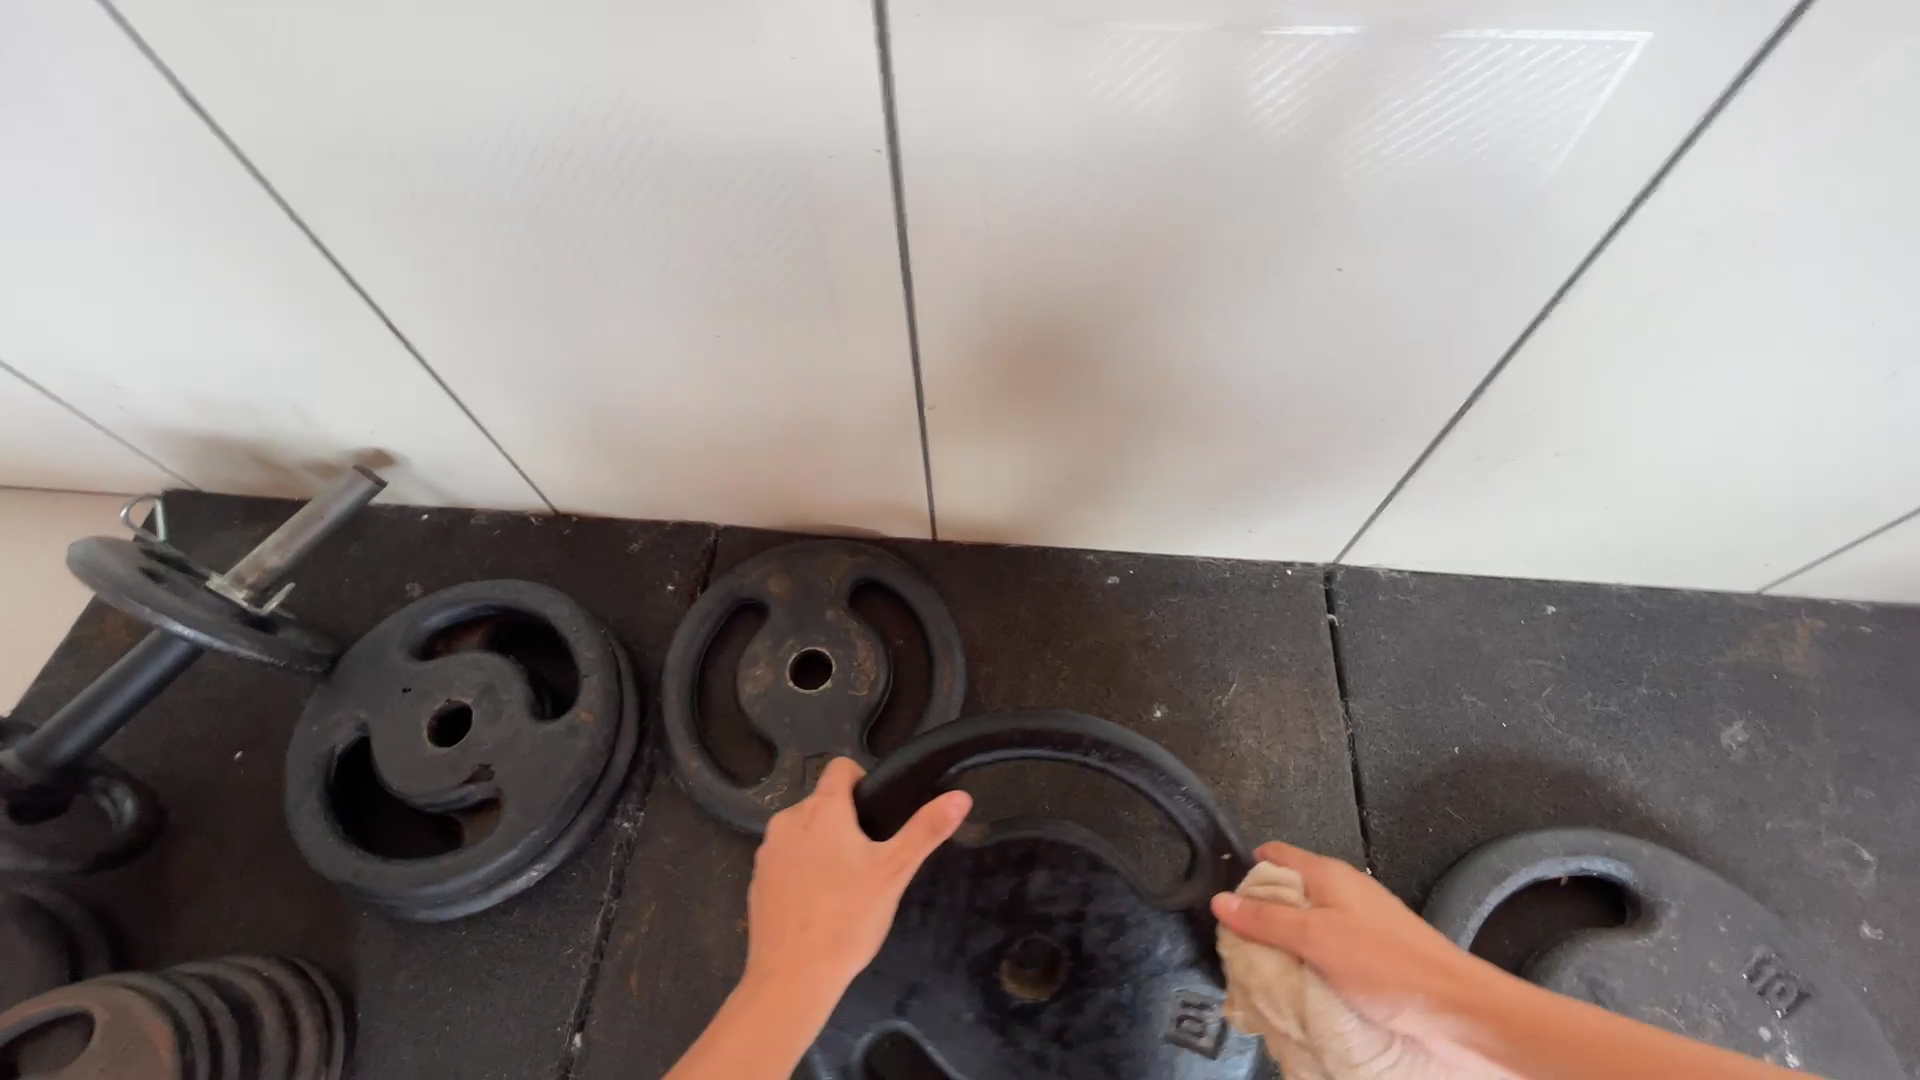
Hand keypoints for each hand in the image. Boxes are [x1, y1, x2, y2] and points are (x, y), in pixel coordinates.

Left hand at [745, 757, 971, 995]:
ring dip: (823, 846)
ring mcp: (768, 852)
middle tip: (869, 860)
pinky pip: (786, 861)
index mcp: (821, 809)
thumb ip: (927, 829)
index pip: (841, 767)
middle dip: (846, 822)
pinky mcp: (756, 882)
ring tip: (844, 886)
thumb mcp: (895, 871)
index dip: (863, 780)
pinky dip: (802, 872)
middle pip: (823, 802)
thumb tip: (961, 797)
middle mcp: (787, 820)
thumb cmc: (847, 917)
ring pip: (804, 832)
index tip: (878, 814)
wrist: (791, 978)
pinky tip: (817, 905)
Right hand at [1211, 842, 1507, 1055]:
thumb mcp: (1315, 940)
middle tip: (1237, 945)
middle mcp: (1342, 890)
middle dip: (1260, 916)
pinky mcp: (1374, 953)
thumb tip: (1220, 900)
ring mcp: (1360, 921)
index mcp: (1326, 874)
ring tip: (1263, 971)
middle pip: (1287, 891)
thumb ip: (1266, 920)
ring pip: (1306, 923)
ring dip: (1285, 944)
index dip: (1246, 873)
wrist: (1462, 1012)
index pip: (1273, 855)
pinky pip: (1327, 949)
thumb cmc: (1386, 966)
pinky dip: (1309, 963)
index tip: (1226, 904)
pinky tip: (1301, 987)